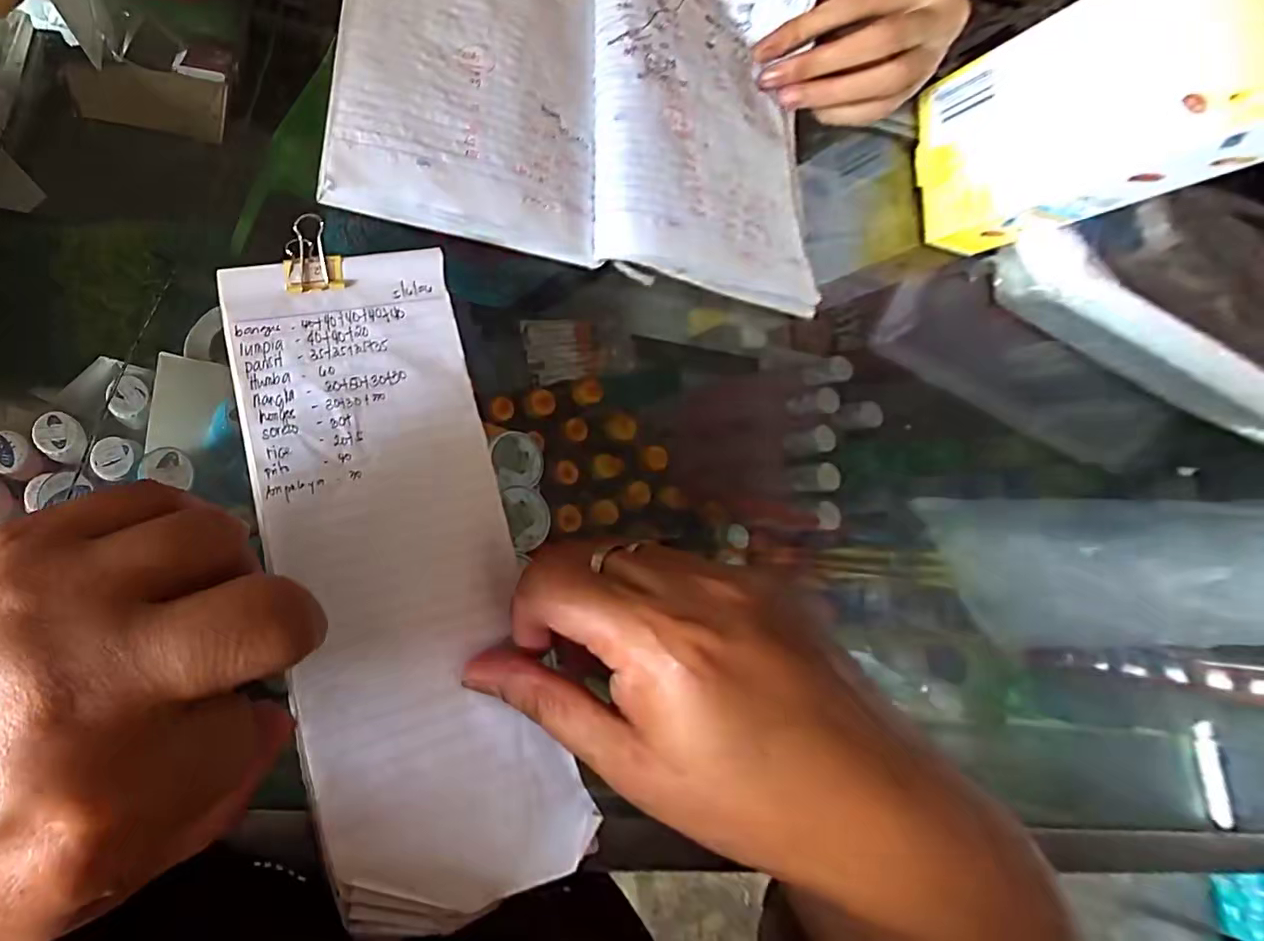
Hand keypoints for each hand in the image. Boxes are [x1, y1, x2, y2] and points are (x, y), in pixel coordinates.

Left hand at [0, 483, 325, 939]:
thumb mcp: (80, 892)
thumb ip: (199, 807)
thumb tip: (265, 718)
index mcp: (102, 799)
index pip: (247, 726)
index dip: (246, 721)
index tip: (225, 717)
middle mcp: (88, 680)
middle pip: (262, 614)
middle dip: (289, 626)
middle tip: (260, 637)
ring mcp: (51, 589)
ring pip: (214, 537)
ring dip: (235, 567)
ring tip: (206, 591)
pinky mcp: (20, 537)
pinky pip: (146, 497)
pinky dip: (179, 524)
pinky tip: (161, 557)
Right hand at [463, 542, 1071, 940]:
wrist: (885, 817)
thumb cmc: (744, 801)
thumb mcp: (631, 766)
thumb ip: (546, 700)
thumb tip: (478, 665)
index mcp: (659, 641)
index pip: (551, 576)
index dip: (525, 609)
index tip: (540, 653)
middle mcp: (696, 589)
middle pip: (580, 551)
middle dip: (555, 594)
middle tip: (575, 655)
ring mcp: (735, 576)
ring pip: (623, 548)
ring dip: (599, 585)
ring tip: (624, 648)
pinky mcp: (762, 579)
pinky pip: (673, 558)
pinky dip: (645, 584)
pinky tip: (675, 639)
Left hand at [752, 0, 969, 125]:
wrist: (929, 24)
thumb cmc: (880, 9)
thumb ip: (825, 16)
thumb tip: (771, 50)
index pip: (858, 3)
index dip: (805, 28)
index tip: (762, 51)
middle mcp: (939, 19)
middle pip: (879, 42)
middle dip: (816, 64)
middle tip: (771, 79)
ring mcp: (933, 59)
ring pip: (884, 80)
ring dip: (825, 93)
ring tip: (786, 98)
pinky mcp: (916, 93)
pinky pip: (877, 110)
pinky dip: (838, 112)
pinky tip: (811, 109)